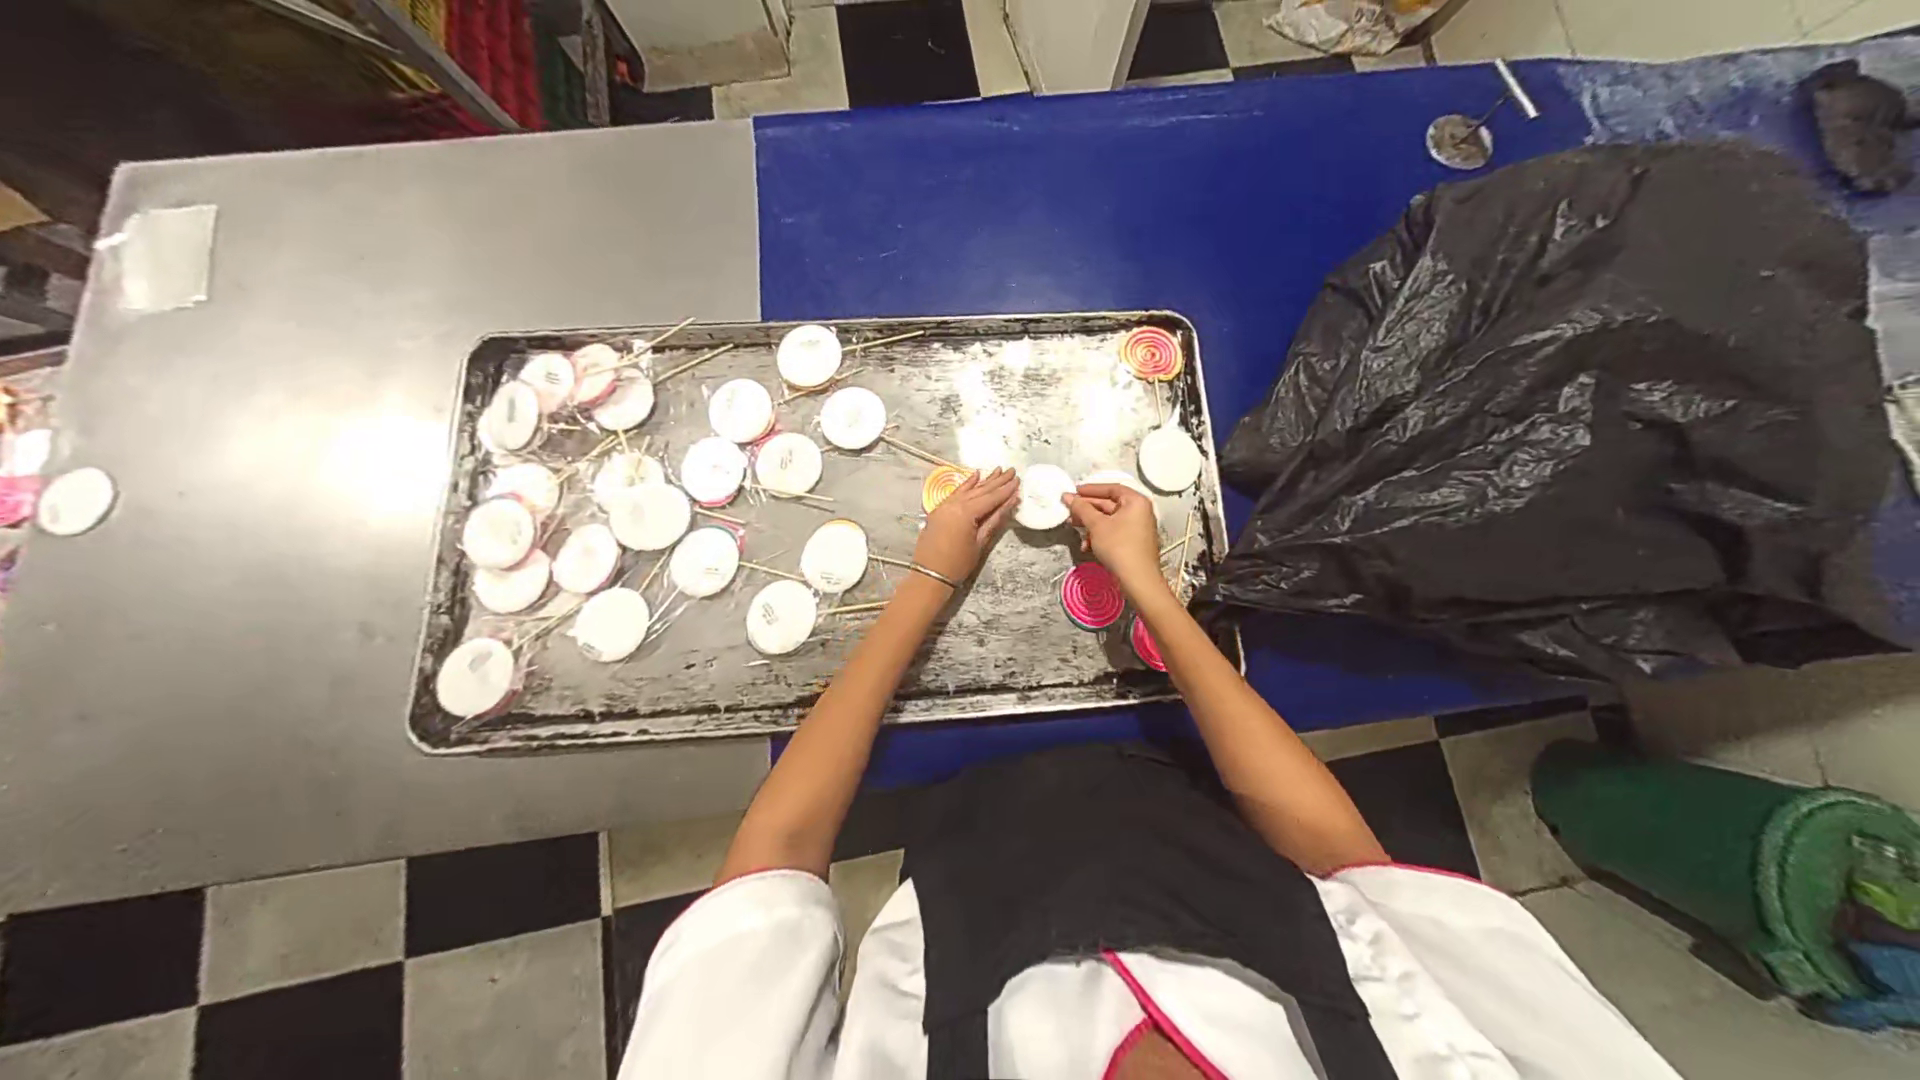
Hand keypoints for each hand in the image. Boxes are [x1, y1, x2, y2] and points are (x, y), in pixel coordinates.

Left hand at [913, 467, 1019, 581]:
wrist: (930, 575)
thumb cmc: (958, 564)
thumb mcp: (980, 543)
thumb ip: (995, 519)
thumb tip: (1011, 501)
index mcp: (965, 512)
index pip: (990, 498)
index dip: (1005, 489)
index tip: (1017, 479)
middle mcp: (954, 504)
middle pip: (980, 491)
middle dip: (997, 481)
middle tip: (1011, 471)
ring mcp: (944, 506)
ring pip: (968, 490)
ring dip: (983, 480)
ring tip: (997, 470)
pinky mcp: (939, 511)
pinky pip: (955, 493)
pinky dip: (966, 485)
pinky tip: (974, 476)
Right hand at [1063, 483, 1165, 596]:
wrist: (1137, 579)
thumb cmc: (1118, 546)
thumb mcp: (1096, 525)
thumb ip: (1081, 508)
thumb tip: (1067, 496)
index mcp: (1135, 501)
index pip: (1110, 488)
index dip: (1090, 489)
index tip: (1073, 492)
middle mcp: (1139, 511)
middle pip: (1109, 504)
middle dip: (1087, 509)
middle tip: (1069, 510)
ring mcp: (1137, 527)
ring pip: (1109, 519)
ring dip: (1090, 523)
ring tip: (1073, 527)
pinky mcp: (1133, 542)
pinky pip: (1113, 532)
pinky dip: (1099, 535)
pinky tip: (1086, 545)